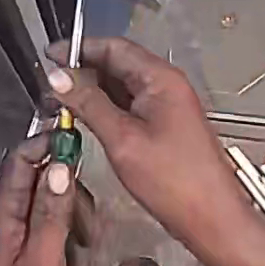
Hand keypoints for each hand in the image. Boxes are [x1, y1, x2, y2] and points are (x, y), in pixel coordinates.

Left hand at [0, 135, 75, 265]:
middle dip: (69, 190)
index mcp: (4, 221)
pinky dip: (77, 238)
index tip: (74, 142)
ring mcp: (26, 240)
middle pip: (42, 178)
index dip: (44, 145)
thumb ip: (51, 215)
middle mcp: (11, 224)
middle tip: (84, 215)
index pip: (18, 161)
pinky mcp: (41, 255)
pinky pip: (63, 228)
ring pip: (57, 202)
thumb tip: (58, 167)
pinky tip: (80, 265)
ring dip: (77, 218)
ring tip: (82, 250)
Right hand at [46, 38, 263, 265]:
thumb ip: (88, 104)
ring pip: (122, 84)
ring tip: (62, 101)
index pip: (114, 46)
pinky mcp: (165, 124)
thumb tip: (59, 78)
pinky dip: (106, 106)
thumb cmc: (176, 182)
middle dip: (82, 70)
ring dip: (92, 89)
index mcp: (161, 78)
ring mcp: (167, 104)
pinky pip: (130, 104)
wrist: (213, 219)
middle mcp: (166, 85)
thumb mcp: (122, 139)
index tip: (51, 55)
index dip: (79, 48)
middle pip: (117, 63)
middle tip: (51, 83)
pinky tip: (86, 117)